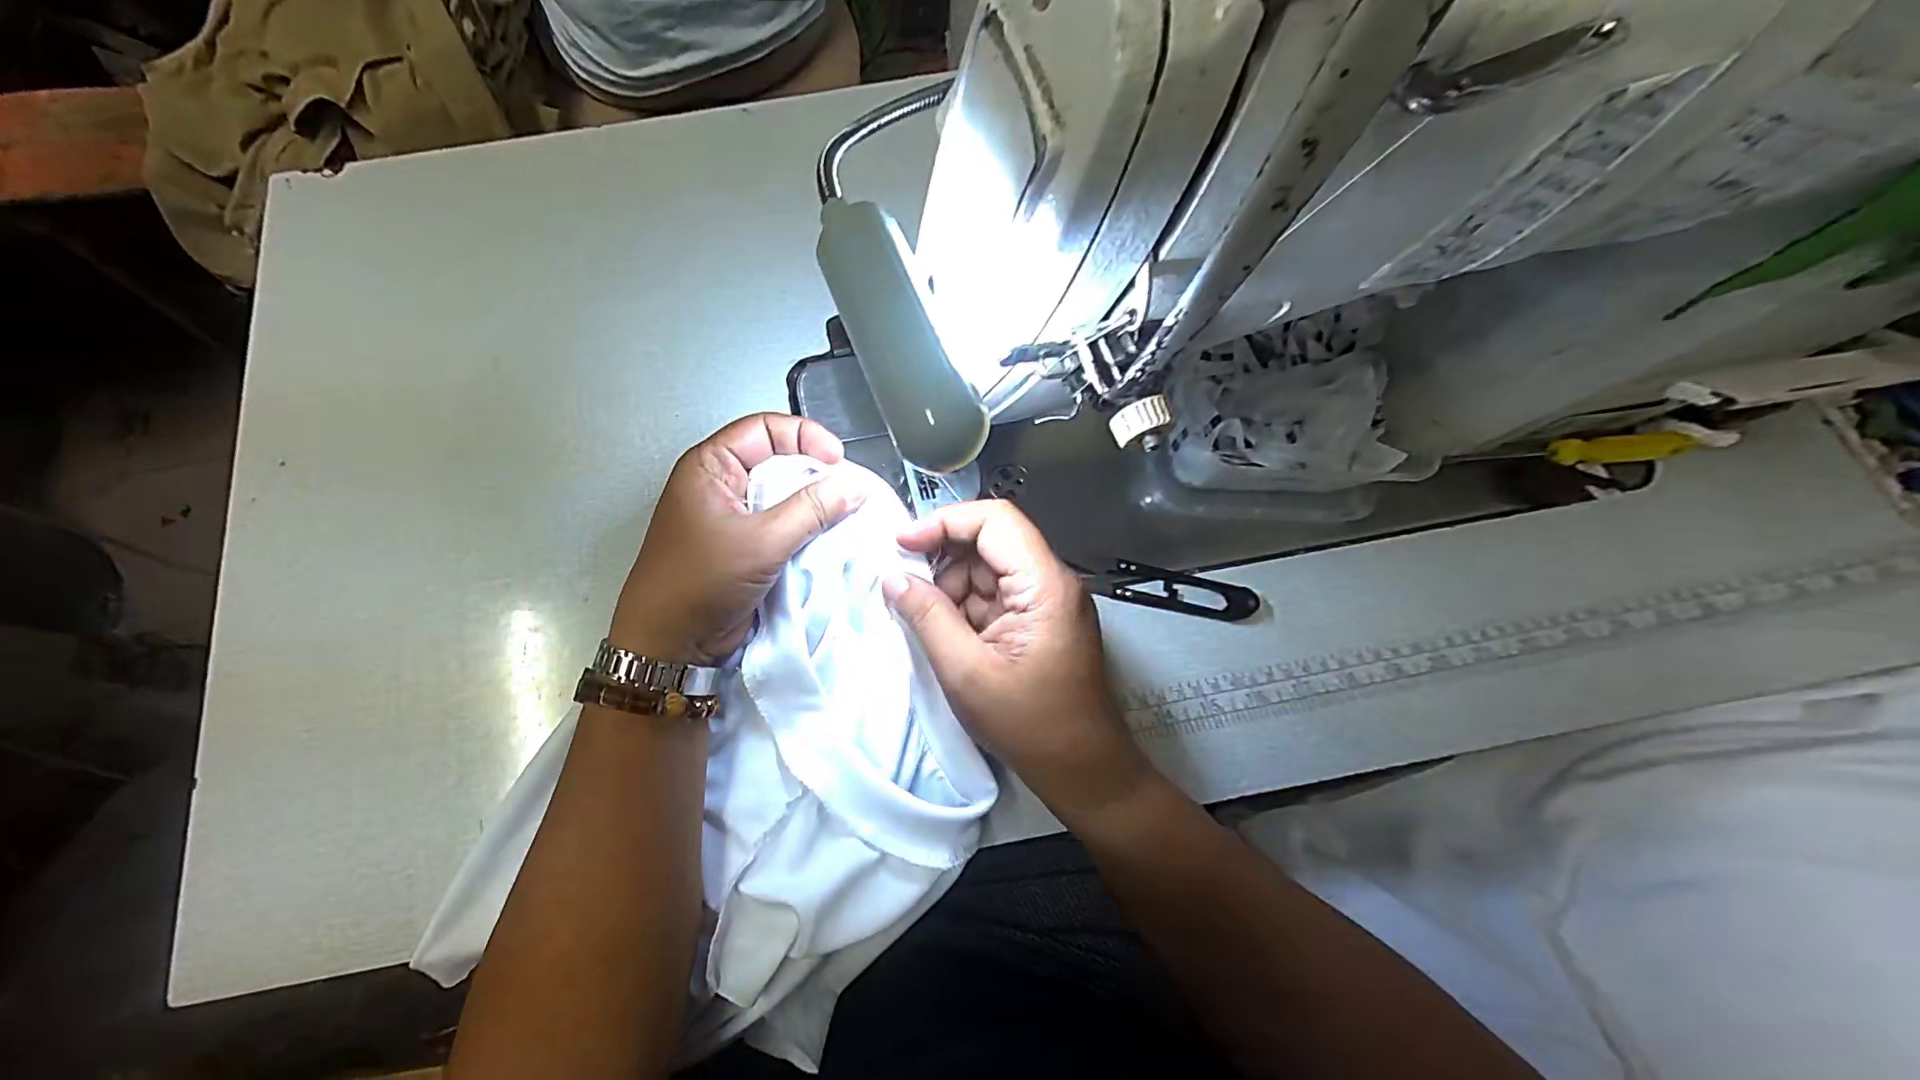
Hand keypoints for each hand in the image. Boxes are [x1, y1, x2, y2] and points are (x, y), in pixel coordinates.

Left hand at [610, 414, 864, 663]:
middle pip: (779, 461)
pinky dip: (808, 532)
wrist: (670, 645)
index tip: (837, 459)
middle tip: (846, 491)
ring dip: (815, 506)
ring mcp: (735, 518)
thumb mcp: (761, 541)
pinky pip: (785, 528)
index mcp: (710, 468)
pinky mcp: (747, 547)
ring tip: (845, 516)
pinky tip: (831, 540)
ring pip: (785, 497)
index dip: (804, 436)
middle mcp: (722, 486)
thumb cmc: (698, 584)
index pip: (764, 429)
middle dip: (815, 473)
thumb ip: (811, 510)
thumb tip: (852, 487)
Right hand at [882, 500, 1154, 818]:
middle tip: (907, 592)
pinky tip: (948, 635)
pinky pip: (996, 596)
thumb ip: (928, 618)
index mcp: (1045, 585)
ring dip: (952, 589)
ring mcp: (1047, 601)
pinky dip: (965, 608)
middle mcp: (1051, 582)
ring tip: (928, 625)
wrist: (1082, 769)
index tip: (903, 544)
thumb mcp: (966, 673)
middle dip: (944, 562)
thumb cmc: (1030, 725)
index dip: (945, 522)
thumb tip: (893, 578)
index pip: (996, 520)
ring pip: (988, 570)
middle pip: (990, 543)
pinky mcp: (1040, 620)